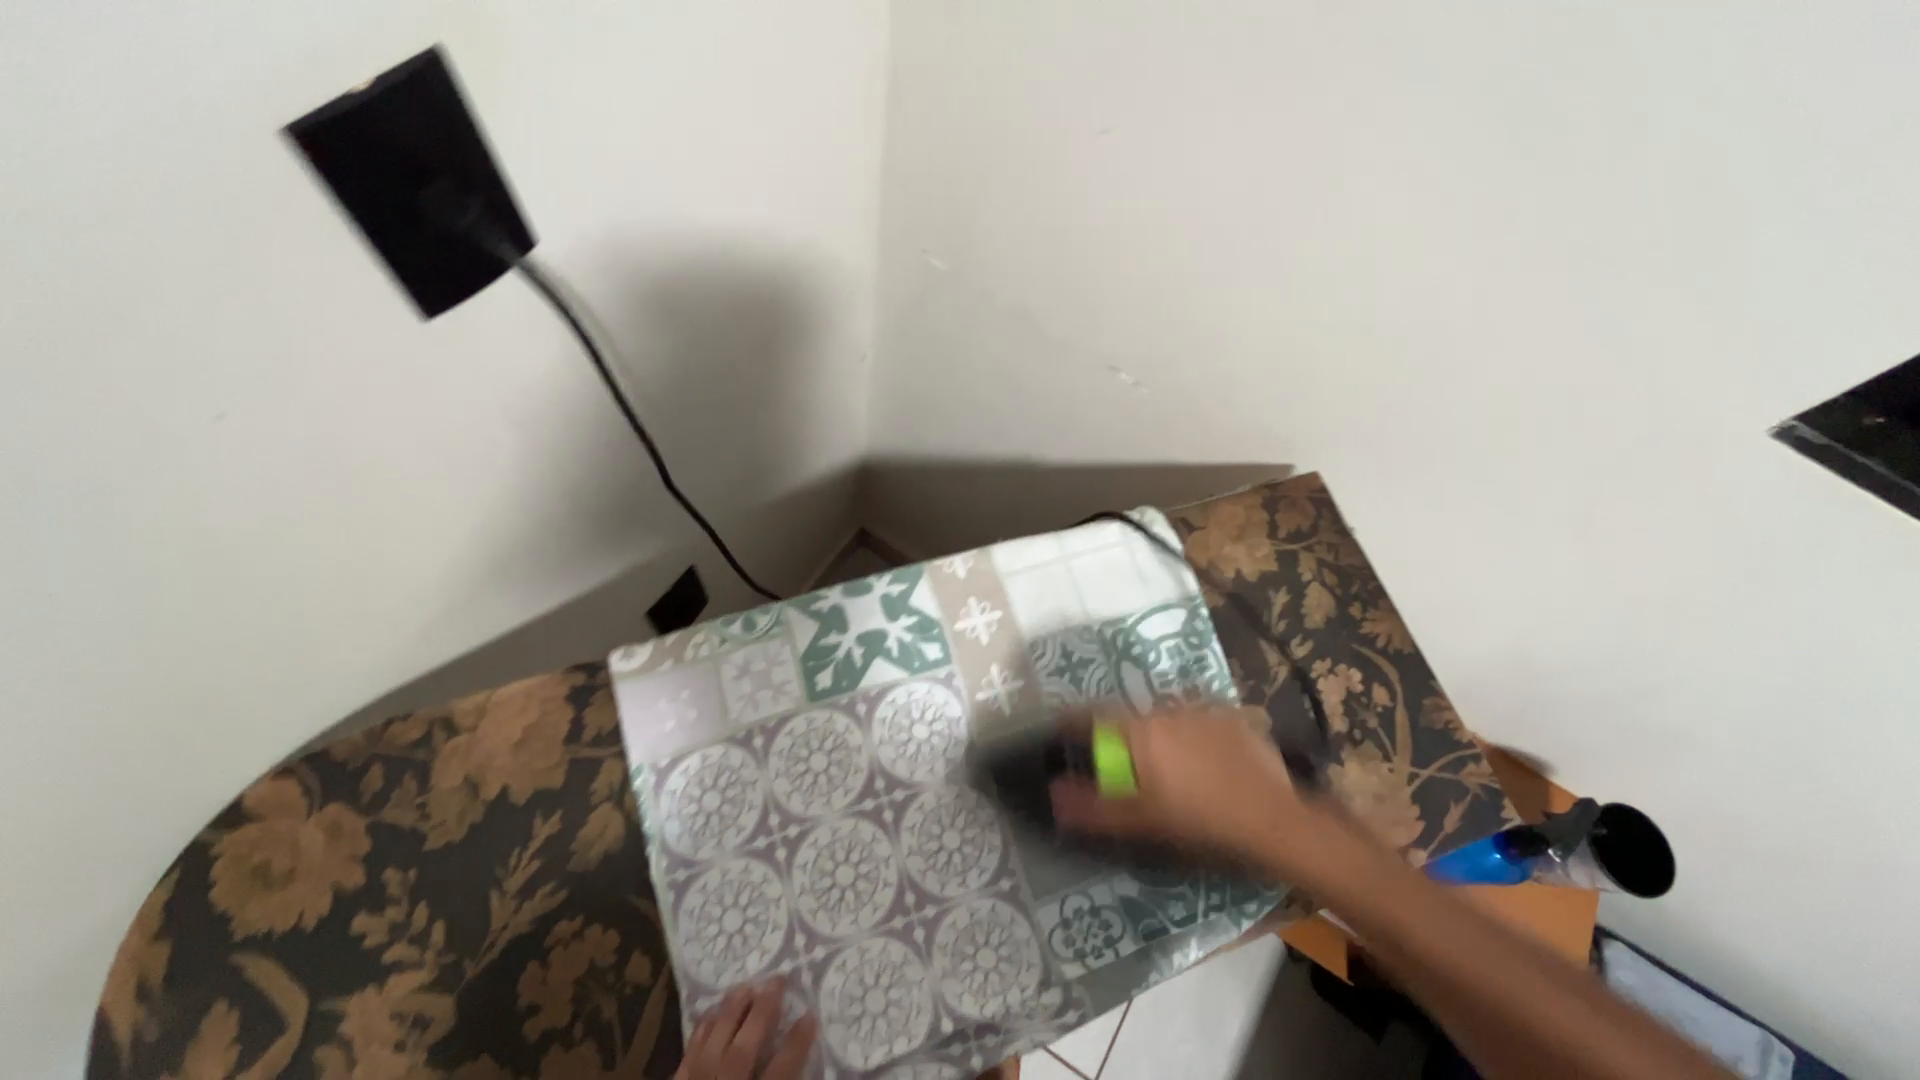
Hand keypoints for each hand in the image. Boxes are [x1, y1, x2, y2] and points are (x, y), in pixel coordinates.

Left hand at [673, 978, 815, 1079]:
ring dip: (729, 1014)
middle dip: (761, 1012)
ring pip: (712, 1047)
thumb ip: (784, 1077)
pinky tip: (710, 1014)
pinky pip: (687, 1056)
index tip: (810, 1015)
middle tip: (777, 979)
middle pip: (743, 1049)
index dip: (797, 1042)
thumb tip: (801, 1046)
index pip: (781, 1070)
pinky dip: (699, 1033)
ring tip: (745, 987)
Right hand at [1049, 706, 1310, 866]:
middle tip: (1125, 768)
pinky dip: (1195, 737)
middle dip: (1121, 738)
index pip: (1091, 716)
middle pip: (1130, 717)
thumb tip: (1053, 794)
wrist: (1276, 820)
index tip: (1063, 737)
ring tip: (1170, 768)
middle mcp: (1167, 710)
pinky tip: (1207, 763)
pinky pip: (1201, 721)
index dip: (1072, 725)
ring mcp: (1205, 710)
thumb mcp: (1143, 822)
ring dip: (1159, 735)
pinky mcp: (1235, 717)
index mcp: (1140, 731)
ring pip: (1167, 717)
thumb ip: (1093, 808)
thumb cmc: (1202, 822)